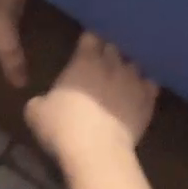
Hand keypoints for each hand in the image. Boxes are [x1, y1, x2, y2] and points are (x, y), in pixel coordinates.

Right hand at [26, 33, 159, 165]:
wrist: (97, 151)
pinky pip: (150, 84)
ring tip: (123, 77)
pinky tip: (141, 93)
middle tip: (103, 61)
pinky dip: (145, 86)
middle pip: (114, 47)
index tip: (86, 46)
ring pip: (134, 63)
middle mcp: (112, 64)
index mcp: (84, 61)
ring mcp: (133, 80)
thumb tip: (41, 101)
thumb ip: (40, 100)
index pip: (90, 37)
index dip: (89, 41)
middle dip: (108, 51)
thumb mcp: (36, 113)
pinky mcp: (148, 100)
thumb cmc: (62, 127)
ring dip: (128, 68)